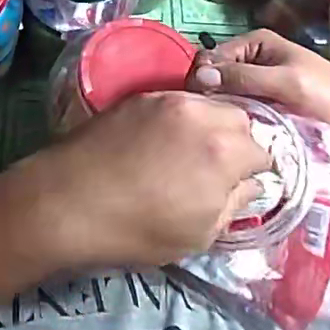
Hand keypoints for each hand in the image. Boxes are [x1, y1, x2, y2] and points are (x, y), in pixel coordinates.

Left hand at [7, 92, 270, 269]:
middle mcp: (199, 113)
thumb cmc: (135, 228)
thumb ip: (235, 202)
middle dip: (236, 142)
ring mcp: (164, 99)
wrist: (65, 201)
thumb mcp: (199, 233)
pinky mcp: (136, 97)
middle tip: (215, 170)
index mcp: (224, 150)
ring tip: (186, 154)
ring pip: (207, 105)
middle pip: (238, 119)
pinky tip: (159, 141)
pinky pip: (174, 101)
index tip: (239, 186)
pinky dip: (179, 118)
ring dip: (208, 126)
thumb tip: (250, 182)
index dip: (255, 172)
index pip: (264, 151)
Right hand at [187, 29, 329, 150]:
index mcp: (257, 42)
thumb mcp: (286, 83)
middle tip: (211, 119)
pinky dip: (232, 115)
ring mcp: (259, 81)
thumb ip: (243, 77)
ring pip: (224, 92)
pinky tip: (232, 130)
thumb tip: (199, 75)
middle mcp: (253, 58)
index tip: (201, 104)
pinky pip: (237, 106)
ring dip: (221, 107)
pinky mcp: (264, 103)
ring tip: (220, 127)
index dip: (203, 77)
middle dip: (210, 93)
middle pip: (215, 74)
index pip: (211, 56)